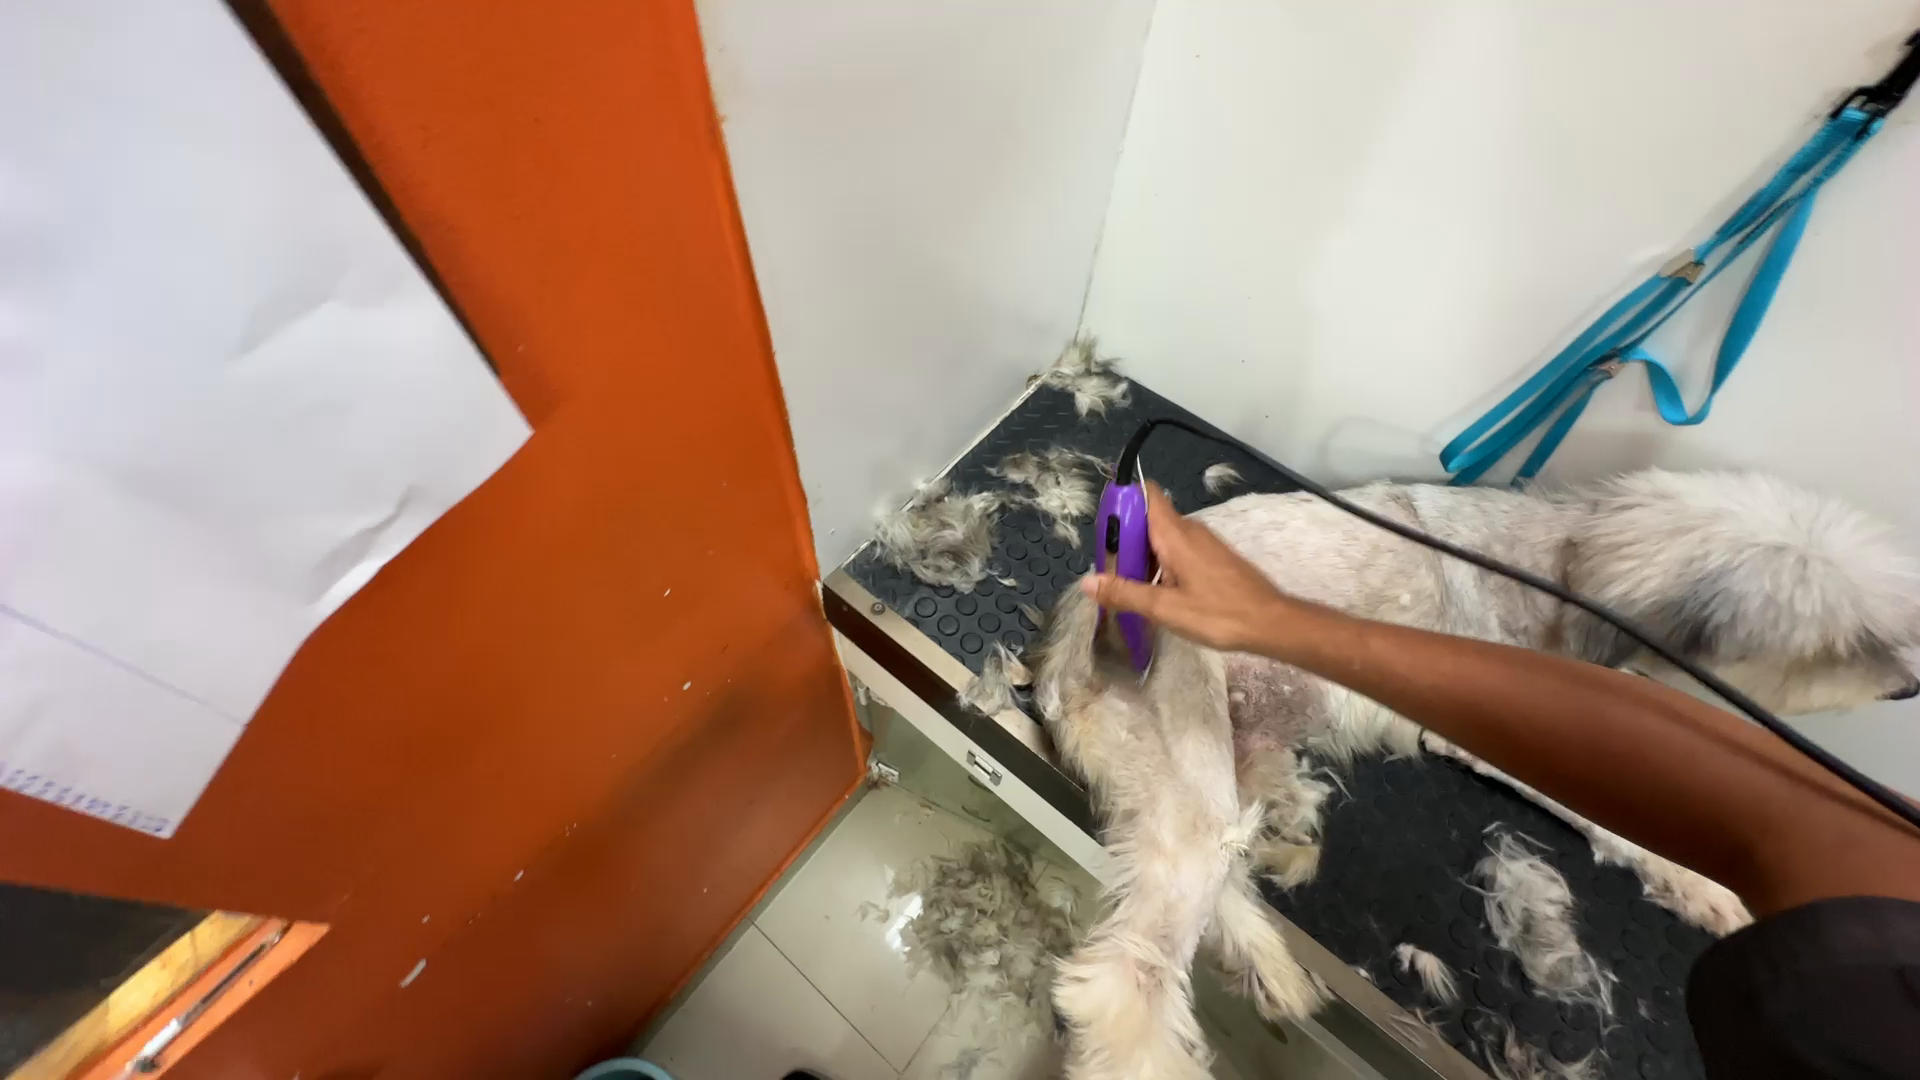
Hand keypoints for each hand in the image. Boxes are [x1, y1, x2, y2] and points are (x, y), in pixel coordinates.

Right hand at [1079, 483, 1297, 651]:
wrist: (1272, 623)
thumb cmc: (1219, 613)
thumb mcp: (1164, 608)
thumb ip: (1124, 593)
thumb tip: (1087, 582)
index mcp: (1174, 534)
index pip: (1144, 494)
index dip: (1119, 502)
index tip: (1102, 529)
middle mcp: (1188, 530)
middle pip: (1146, 519)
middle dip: (1124, 541)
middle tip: (1111, 573)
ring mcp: (1202, 542)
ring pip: (1159, 538)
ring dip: (1141, 557)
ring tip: (1130, 589)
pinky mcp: (1210, 557)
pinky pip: (1175, 550)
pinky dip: (1159, 565)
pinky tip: (1157, 593)